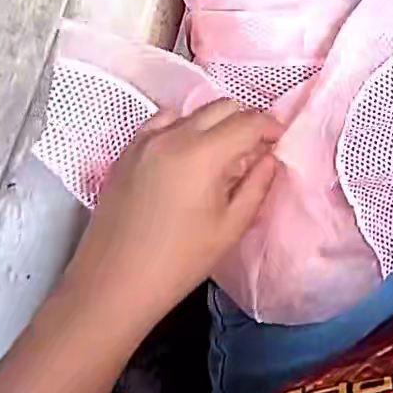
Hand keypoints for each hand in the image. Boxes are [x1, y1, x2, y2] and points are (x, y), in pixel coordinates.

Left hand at [54, 100, 281, 340]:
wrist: (111, 285)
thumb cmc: (180, 261)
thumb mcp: (232, 225)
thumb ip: (258, 183)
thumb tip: (271, 157)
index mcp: (202, 154)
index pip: (249, 122)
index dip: (272, 127)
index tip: (281, 142)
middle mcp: (172, 137)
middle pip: (223, 107)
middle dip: (247, 122)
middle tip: (257, 149)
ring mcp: (144, 141)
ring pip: (194, 111)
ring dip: (217, 123)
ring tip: (224, 153)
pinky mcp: (126, 152)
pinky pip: (163, 122)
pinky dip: (184, 127)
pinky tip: (189, 154)